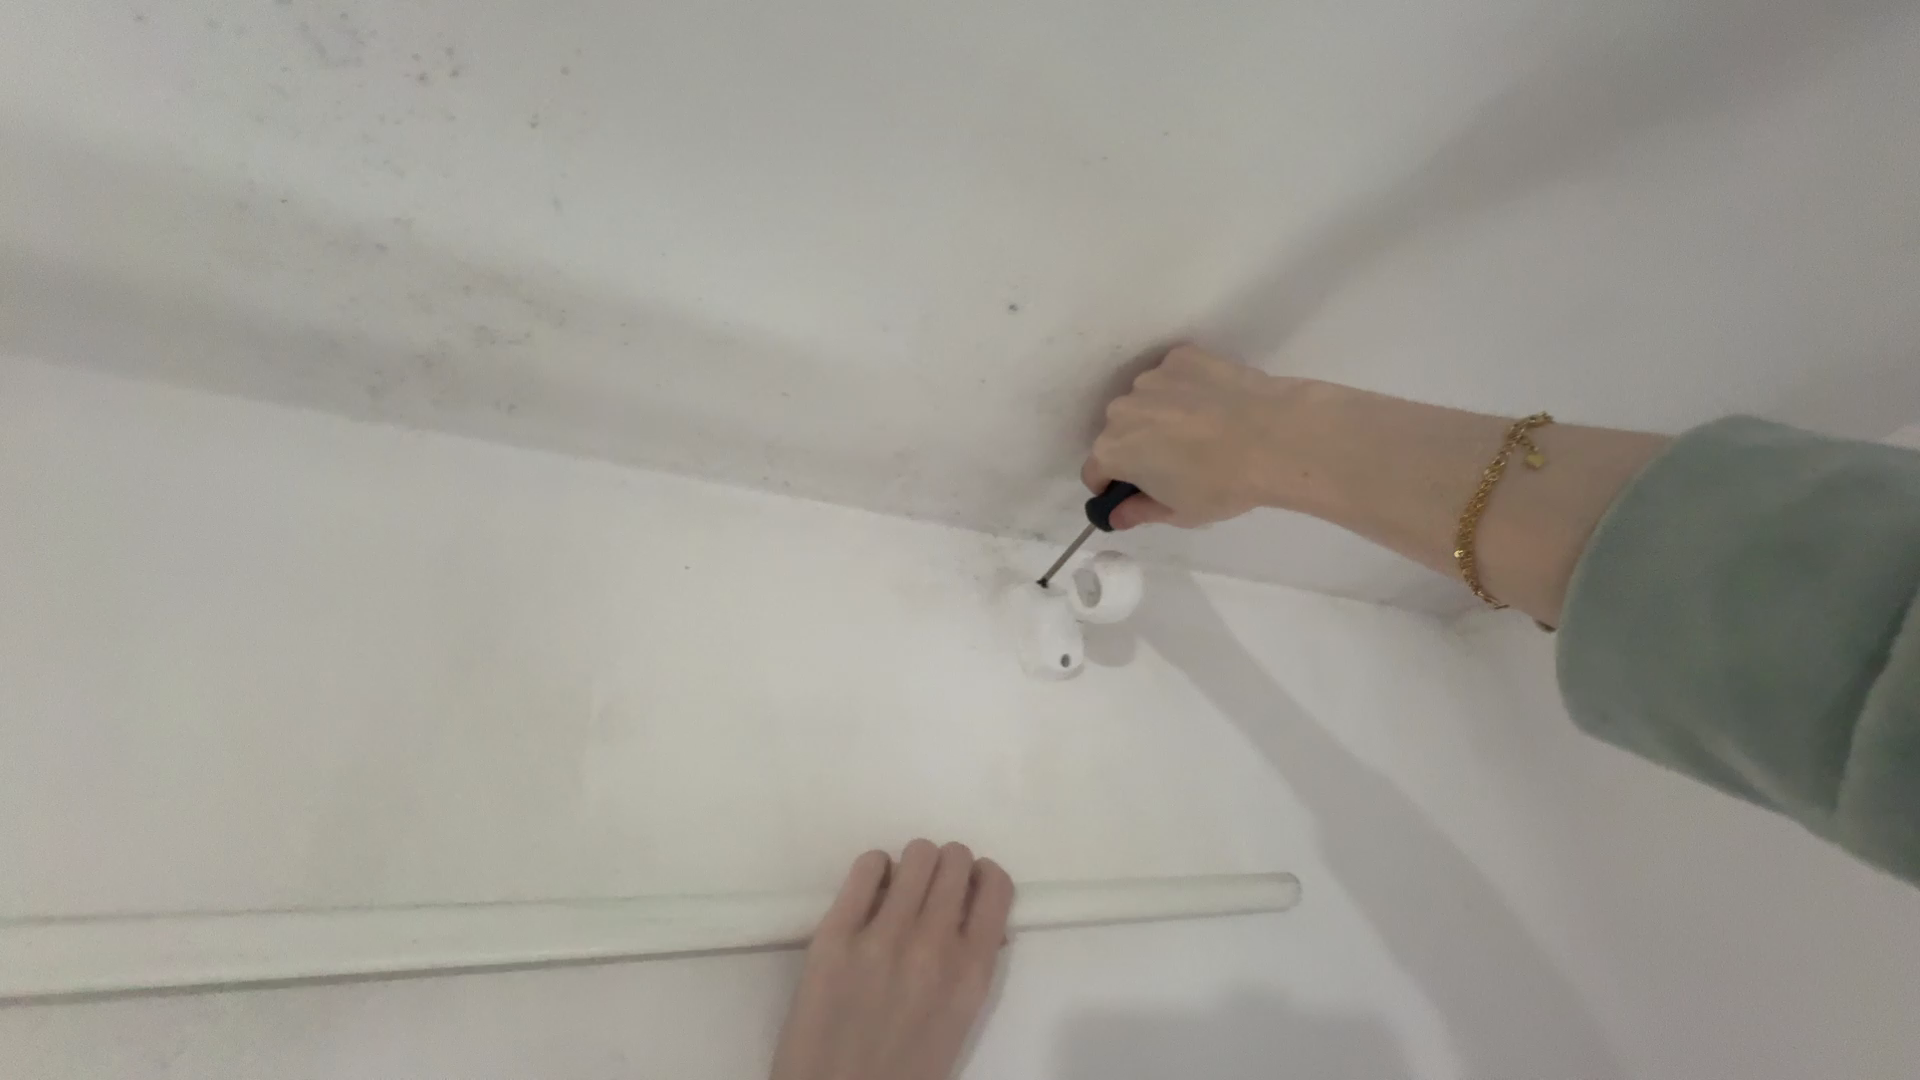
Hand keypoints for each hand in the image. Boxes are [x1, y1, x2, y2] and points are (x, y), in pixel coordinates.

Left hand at [770, 841, 1015, 1079]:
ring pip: (916, 853)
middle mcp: (933, 944)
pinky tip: (869, 894)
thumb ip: (970, 964)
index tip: (968, 889)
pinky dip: (874, 870)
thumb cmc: (904, 1071)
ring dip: (913, 866)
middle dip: (948, 868)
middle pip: (956, 858)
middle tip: (930, 891)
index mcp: (971, 973)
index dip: (982, 878)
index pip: (996, 885)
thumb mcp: (958, 1021)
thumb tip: (973, 914)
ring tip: (899, 892)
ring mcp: (882, 935)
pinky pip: (867, 864)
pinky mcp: (835, 933)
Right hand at [1082, 346, 1308, 528]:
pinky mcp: (1181, 357)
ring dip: (1159, 414)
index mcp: (1112, 450)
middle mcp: (1120, 410)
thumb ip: (1138, 512)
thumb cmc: (1221, 485)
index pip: (1095, 471)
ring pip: (1144, 402)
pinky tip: (1214, 403)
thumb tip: (1115, 516)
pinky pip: (1172, 377)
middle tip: (1175, 461)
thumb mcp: (1178, 512)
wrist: (1276, 437)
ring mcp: (1151, 378)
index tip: (1135, 492)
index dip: (1112, 486)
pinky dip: (1185, 388)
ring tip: (1200, 428)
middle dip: (1136, 446)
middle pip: (1118, 432)